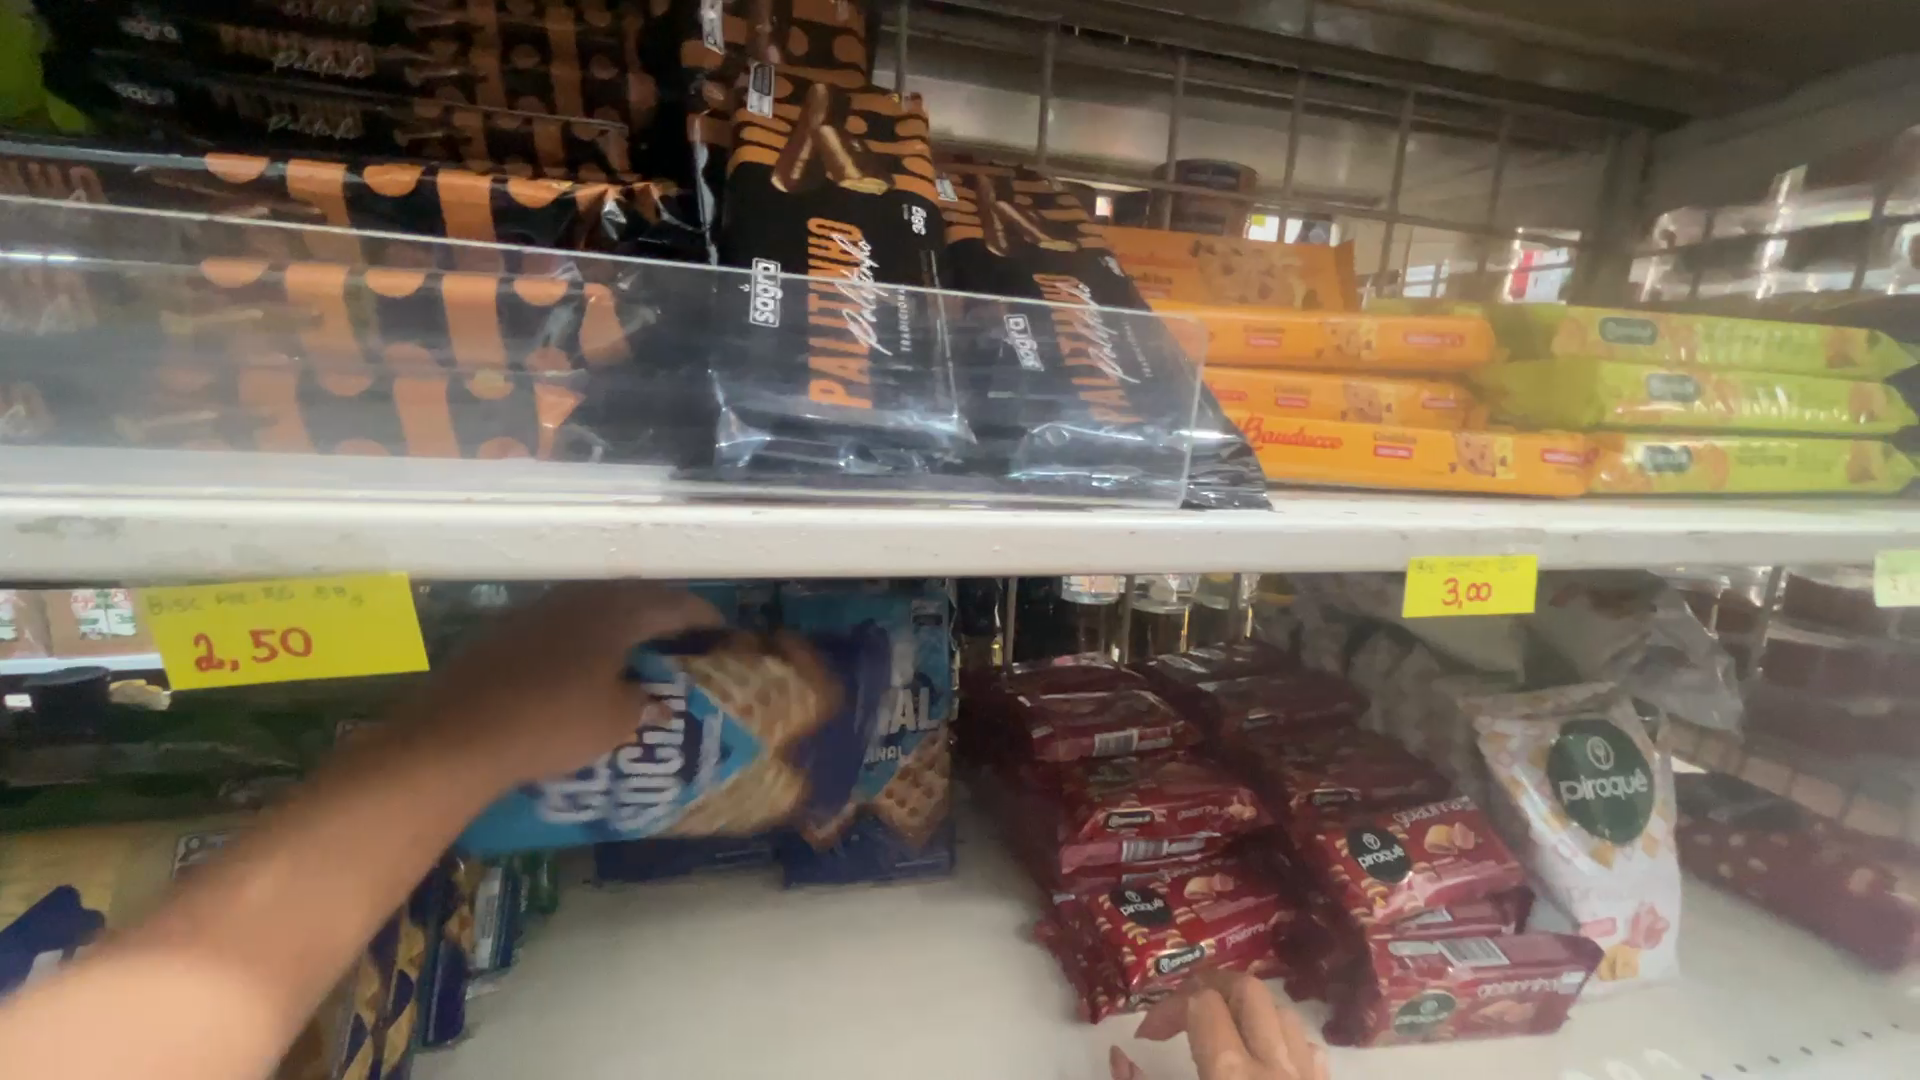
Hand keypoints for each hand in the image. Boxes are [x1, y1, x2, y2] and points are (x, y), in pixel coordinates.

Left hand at [401, 581, 722, 789]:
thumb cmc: (552, 723)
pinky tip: (591, 659)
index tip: (724, 633)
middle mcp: (583, 598)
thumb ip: (645, 701)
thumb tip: (654, 697)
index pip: (677, 605)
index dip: (705, 618)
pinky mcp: (510, 629)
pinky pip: (568, 620)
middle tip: (687, 636)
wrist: (454, 738)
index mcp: (618, 612)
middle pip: (638, 595)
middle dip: (667, 613)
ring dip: (627, 620)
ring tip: (644, 644)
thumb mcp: (617, 721)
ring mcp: (541, 610)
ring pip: (600, 604)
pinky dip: (592, 633)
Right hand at [1112, 972, 1328, 1079]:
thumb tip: (1119, 1054)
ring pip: (1284, 1017)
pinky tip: (1268, 1066)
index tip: (1147, 1034)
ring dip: (1250, 1014)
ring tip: (1223, 1036)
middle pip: (1247, 991)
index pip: (1202, 1002)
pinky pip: (1313, 1058)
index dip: (1169, 1008)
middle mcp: (1275, 1070)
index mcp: (1232, 1075)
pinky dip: (1288, 1047)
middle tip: (1184, 1016)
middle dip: (1211, 990)